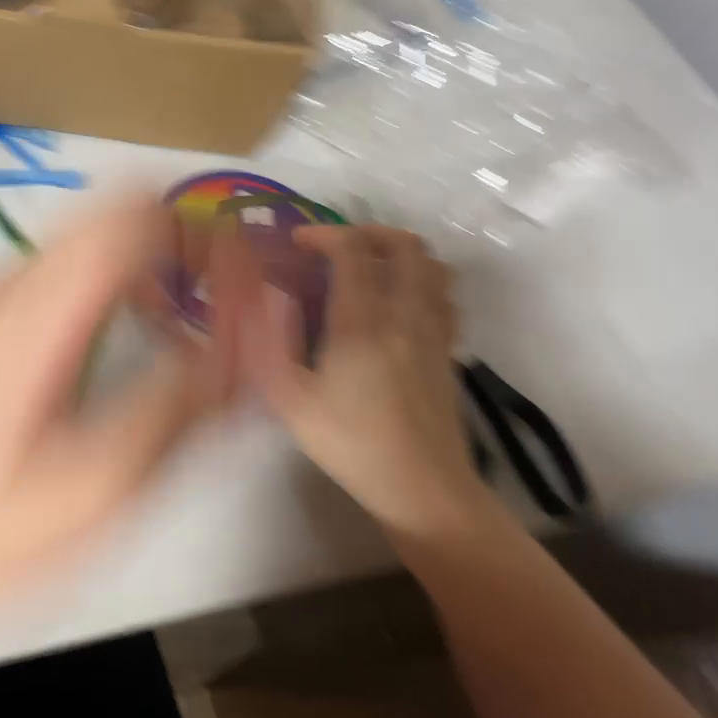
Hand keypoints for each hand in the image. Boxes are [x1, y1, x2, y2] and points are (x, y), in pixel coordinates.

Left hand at [0, 194, 223, 602]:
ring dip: (154, 275)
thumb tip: (257, 339)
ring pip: (96, 246)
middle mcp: (11, 286)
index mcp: (36, 311)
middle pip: (119, 221)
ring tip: (192, 339)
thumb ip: (183, 406)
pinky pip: (69, 275)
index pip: (134, 215)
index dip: (203, 235)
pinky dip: (119, 292)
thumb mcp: (98, 485)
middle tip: (232, 319)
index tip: (246, 288)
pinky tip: (134, 347)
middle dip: (187, 254)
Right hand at [211, 223, 489, 535]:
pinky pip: (443, 295)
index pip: (353, 251)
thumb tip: (268, 299)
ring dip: (399, 253)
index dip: (324, 234)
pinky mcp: (448, 350)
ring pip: (432, 266)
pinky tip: (397, 302)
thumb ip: (274, 343)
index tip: (297, 241)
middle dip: (368, 233)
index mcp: (362, 322)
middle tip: (335, 246)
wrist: (419, 484)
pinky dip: (420, 281)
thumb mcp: (289, 399)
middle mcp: (405, 315)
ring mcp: (433, 331)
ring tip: (367, 267)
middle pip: (404, 246)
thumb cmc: (348, 441)